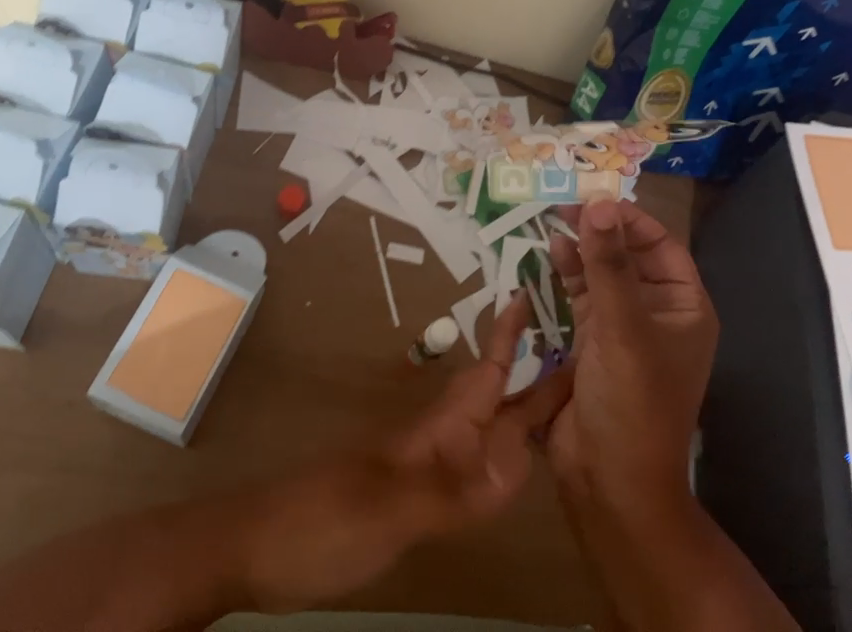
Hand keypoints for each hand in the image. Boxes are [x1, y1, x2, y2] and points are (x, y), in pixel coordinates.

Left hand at [240, 292, 570, 612]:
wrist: (257, 551)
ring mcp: (429, 474)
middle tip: (593, 357)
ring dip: (529, 413)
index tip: (553, 300)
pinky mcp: (420, 507)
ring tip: (577, 402)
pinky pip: (477, 475)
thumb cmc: (319, 523)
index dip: (516, 336)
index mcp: (435, 432)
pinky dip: (508, 461)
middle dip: (542, 375)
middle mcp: (441, 444)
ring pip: (491, 435)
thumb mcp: (382, 507)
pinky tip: (525, 464)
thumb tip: (516, 461)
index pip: (489, 372)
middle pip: (500, 400)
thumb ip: (445, 489)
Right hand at [545, 200, 717, 508]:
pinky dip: (566, 278)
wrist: (610, 479)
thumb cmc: (632, 401)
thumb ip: (608, 264)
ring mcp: (623, 331)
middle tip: (560, 203)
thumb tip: (598, 202)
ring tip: (550, 222)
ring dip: (580, 251)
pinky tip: (548, 256)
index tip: (590, 196)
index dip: (628, 219)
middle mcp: (657, 314)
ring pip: (602, 276)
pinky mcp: (592, 347)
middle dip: (598, 231)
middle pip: (628, 257)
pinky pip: (581, 300)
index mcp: (684, 307)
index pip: (660, 246)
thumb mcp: (621, 327)